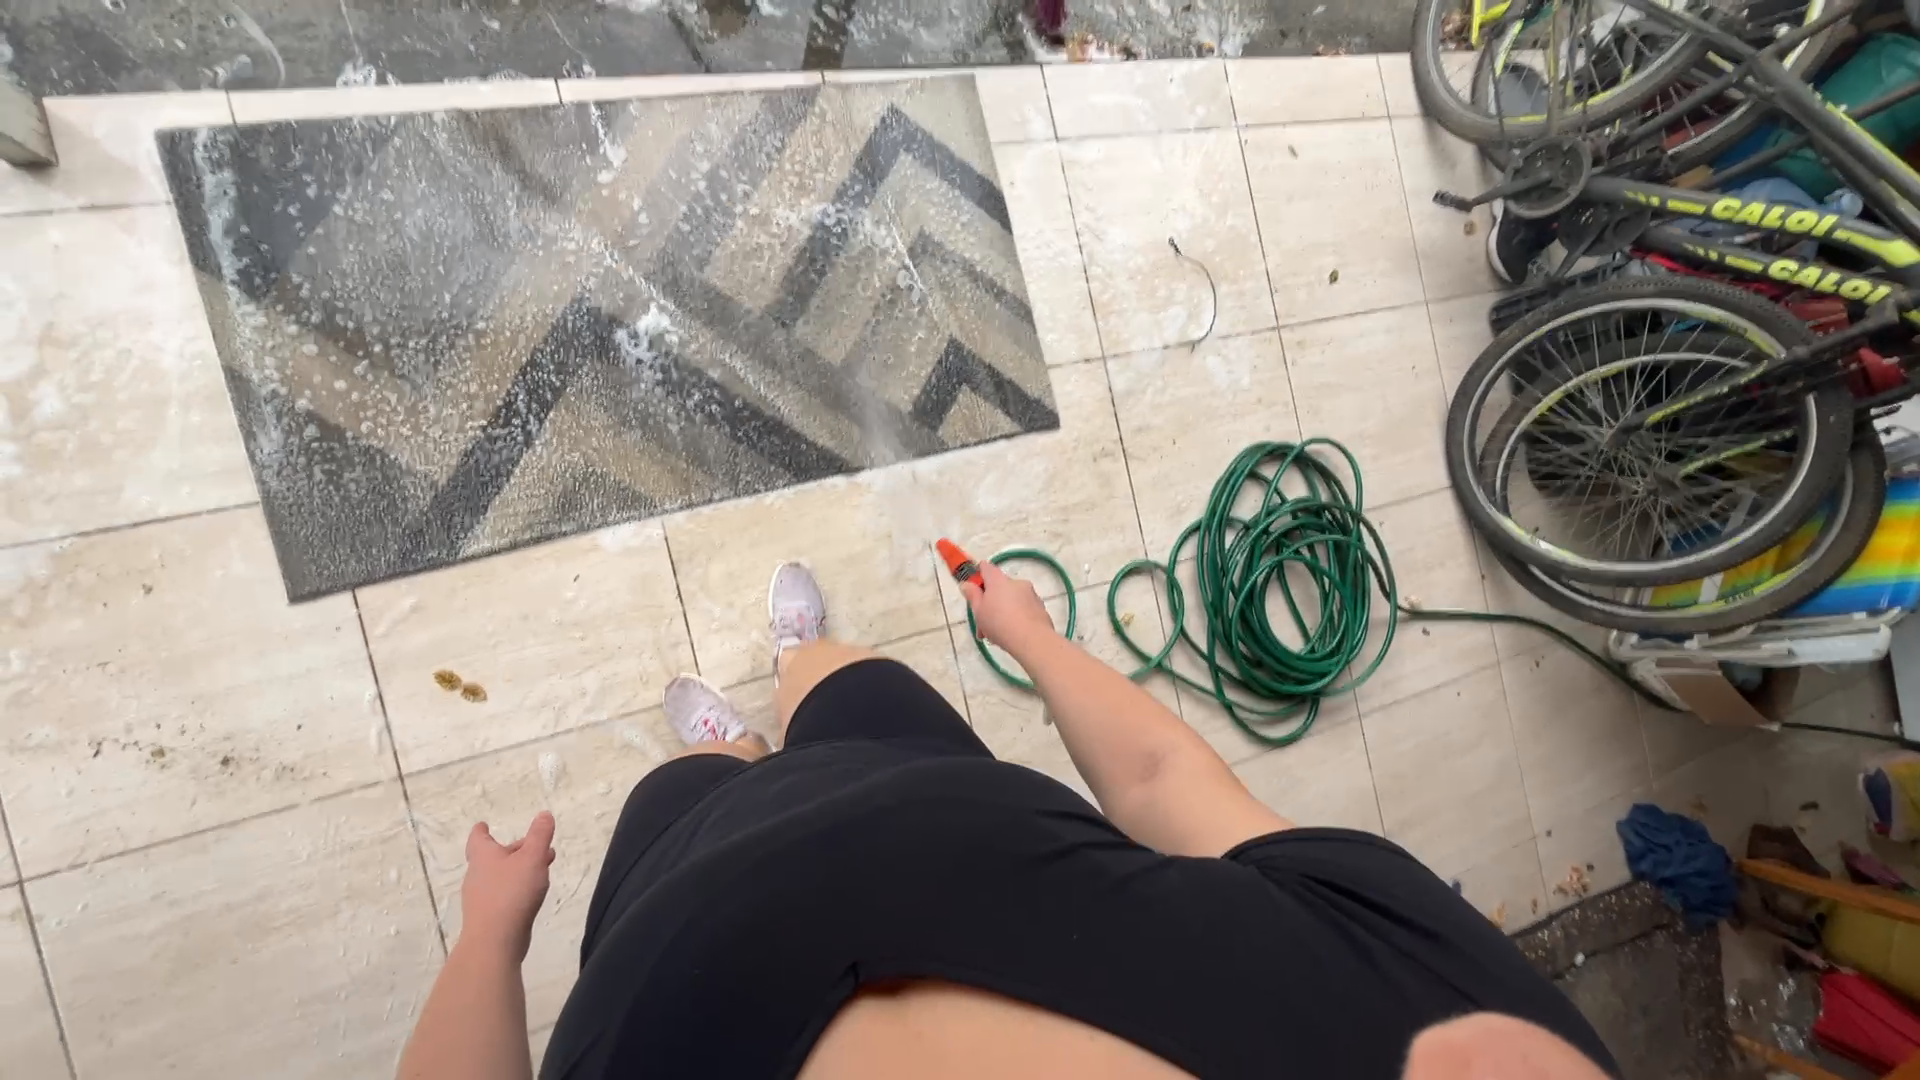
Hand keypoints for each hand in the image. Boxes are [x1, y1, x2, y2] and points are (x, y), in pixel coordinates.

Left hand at [458, 811, 554, 963]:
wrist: (494, 941)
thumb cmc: (512, 892)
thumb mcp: (533, 857)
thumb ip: (540, 835)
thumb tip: (543, 814)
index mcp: (484, 858)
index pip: (478, 840)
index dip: (481, 832)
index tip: (482, 825)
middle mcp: (477, 876)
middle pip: (494, 857)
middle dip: (514, 849)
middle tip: (535, 844)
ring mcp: (480, 898)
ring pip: (500, 875)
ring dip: (519, 868)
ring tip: (543, 866)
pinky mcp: (488, 916)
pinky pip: (503, 893)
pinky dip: (517, 886)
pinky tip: (532, 891)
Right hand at [960, 560, 1058, 655]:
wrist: (1032, 640)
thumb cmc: (999, 623)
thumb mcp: (978, 611)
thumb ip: (972, 595)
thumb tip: (966, 584)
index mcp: (999, 580)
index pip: (986, 567)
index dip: (978, 575)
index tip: (974, 589)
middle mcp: (1016, 582)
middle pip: (999, 587)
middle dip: (990, 602)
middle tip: (983, 623)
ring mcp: (1031, 594)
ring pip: (1012, 600)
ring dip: (1003, 612)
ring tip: (996, 635)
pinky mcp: (1040, 608)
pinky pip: (1024, 609)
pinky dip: (1017, 617)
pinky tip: (1012, 635)